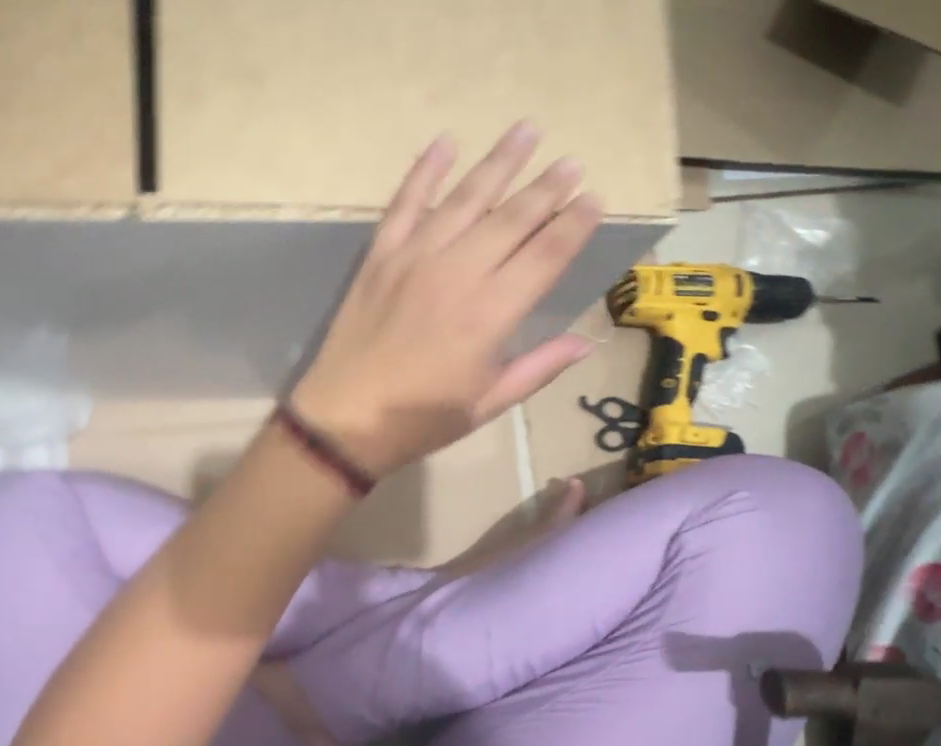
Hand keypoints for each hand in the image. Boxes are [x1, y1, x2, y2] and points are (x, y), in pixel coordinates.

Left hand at [289, 122, 603, 476]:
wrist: (345, 419)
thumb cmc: (420, 420)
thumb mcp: (487, 404)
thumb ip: (537, 368)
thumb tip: (585, 341)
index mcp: (491, 314)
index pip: (545, 255)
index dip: (574, 225)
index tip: (595, 198)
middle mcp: (458, 273)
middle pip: (512, 218)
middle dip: (547, 187)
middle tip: (572, 163)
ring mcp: (415, 258)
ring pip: (465, 199)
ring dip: (499, 163)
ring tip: (527, 131)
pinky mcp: (380, 256)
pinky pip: (405, 203)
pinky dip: (425, 171)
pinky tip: (445, 143)